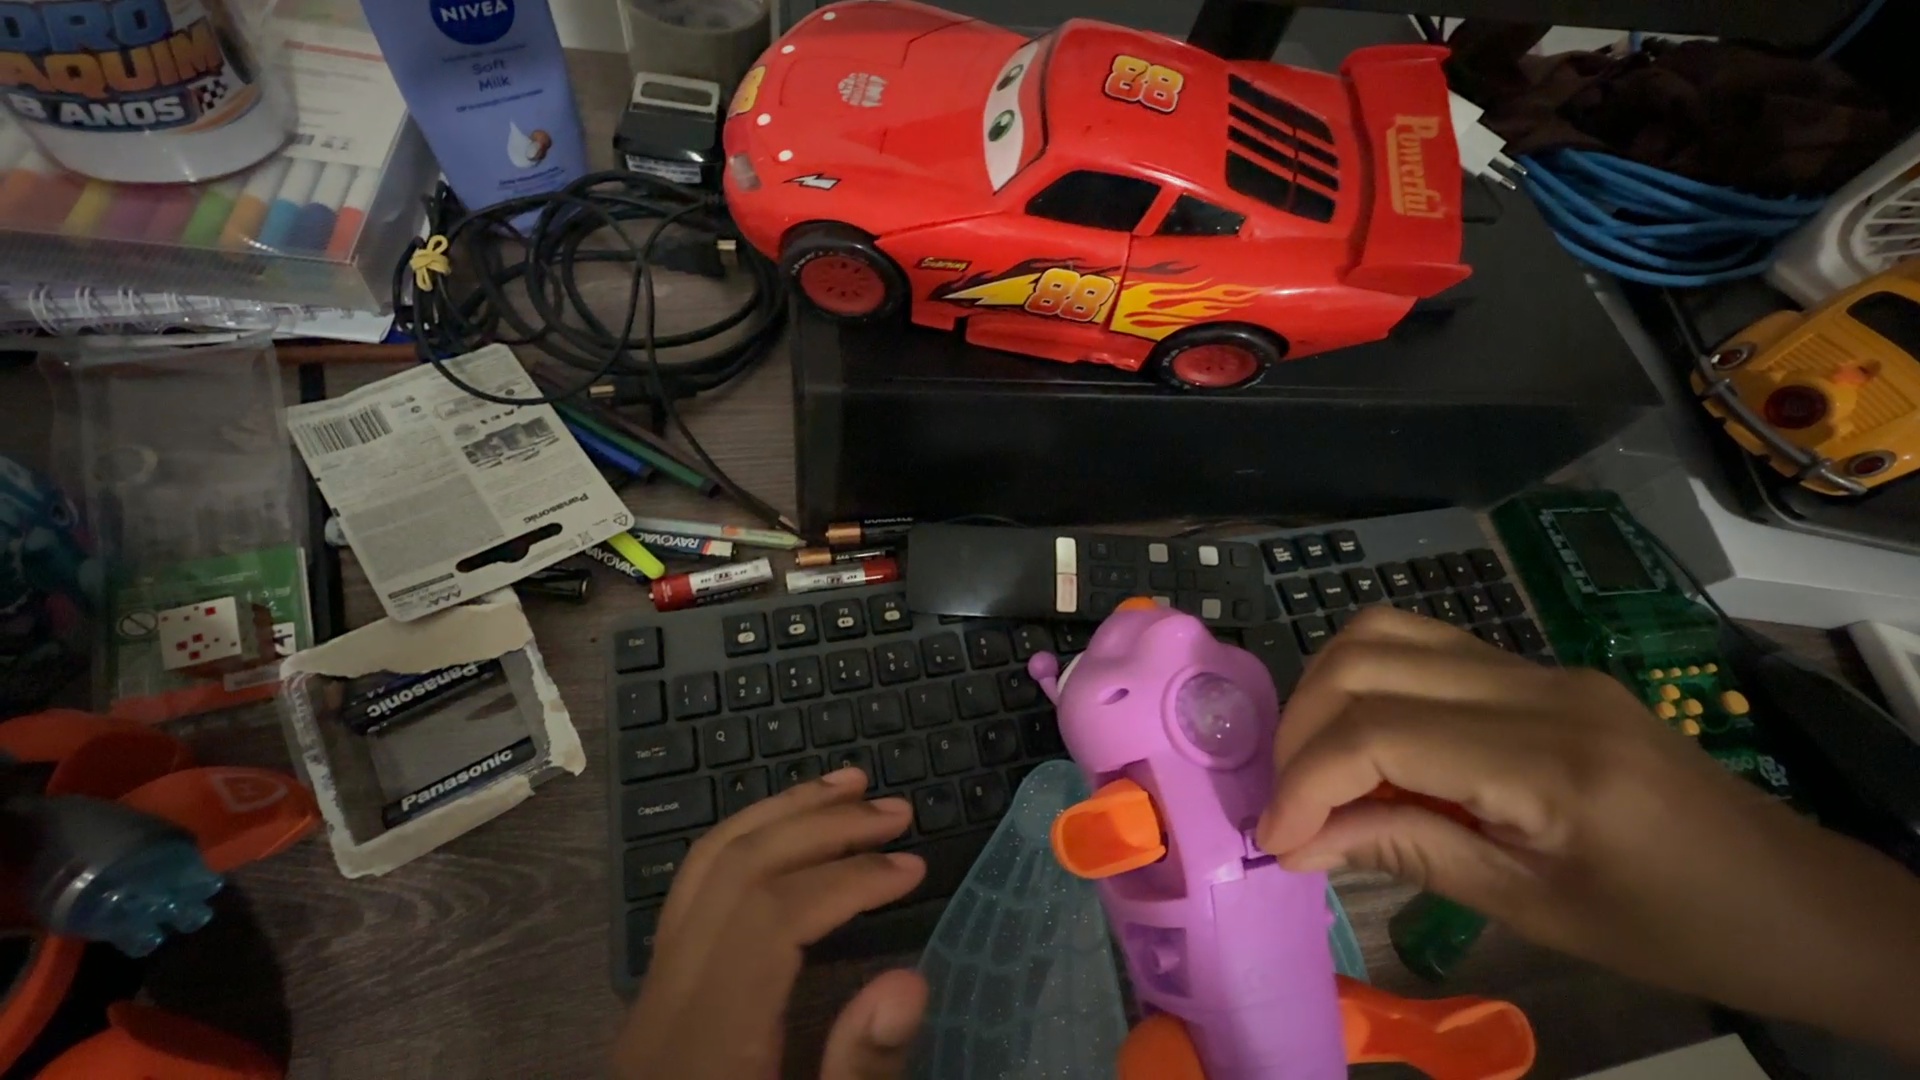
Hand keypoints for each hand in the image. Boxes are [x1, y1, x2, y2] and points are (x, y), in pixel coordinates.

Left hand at [613, 767, 929, 1079]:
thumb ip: (859, 1073)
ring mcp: (653, 986)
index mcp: (705, 1042)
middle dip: (823, 825)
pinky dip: (750, 836)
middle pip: (737, 869)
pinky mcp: (657, 987)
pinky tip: (790, 828)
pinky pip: (696, 883)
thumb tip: (909, 982)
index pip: (774, 915)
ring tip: (846, 786)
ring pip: (707, 862)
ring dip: (782, 811)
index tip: (913, 866)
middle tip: (894, 810)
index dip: (849, 876)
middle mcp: (666, 997)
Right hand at [1256, 608, 1919, 1057]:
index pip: (1381, 735)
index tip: (1273, 837)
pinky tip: (1359, 732)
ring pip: (1381, 631)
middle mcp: (1537, 688)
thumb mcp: (1534, 911)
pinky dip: (1359, 679)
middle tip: (1284, 796)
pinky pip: (1416, 643)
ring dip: (1321, 690)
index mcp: (1552, 763)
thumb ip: (1405, 853)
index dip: (1305, 782)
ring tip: (1309, 757)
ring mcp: (1535, 665)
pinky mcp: (1532, 666)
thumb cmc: (1676, 928)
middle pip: (1365, 662)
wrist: (1802, 900)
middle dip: (1299, 729)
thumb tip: (1296, 842)